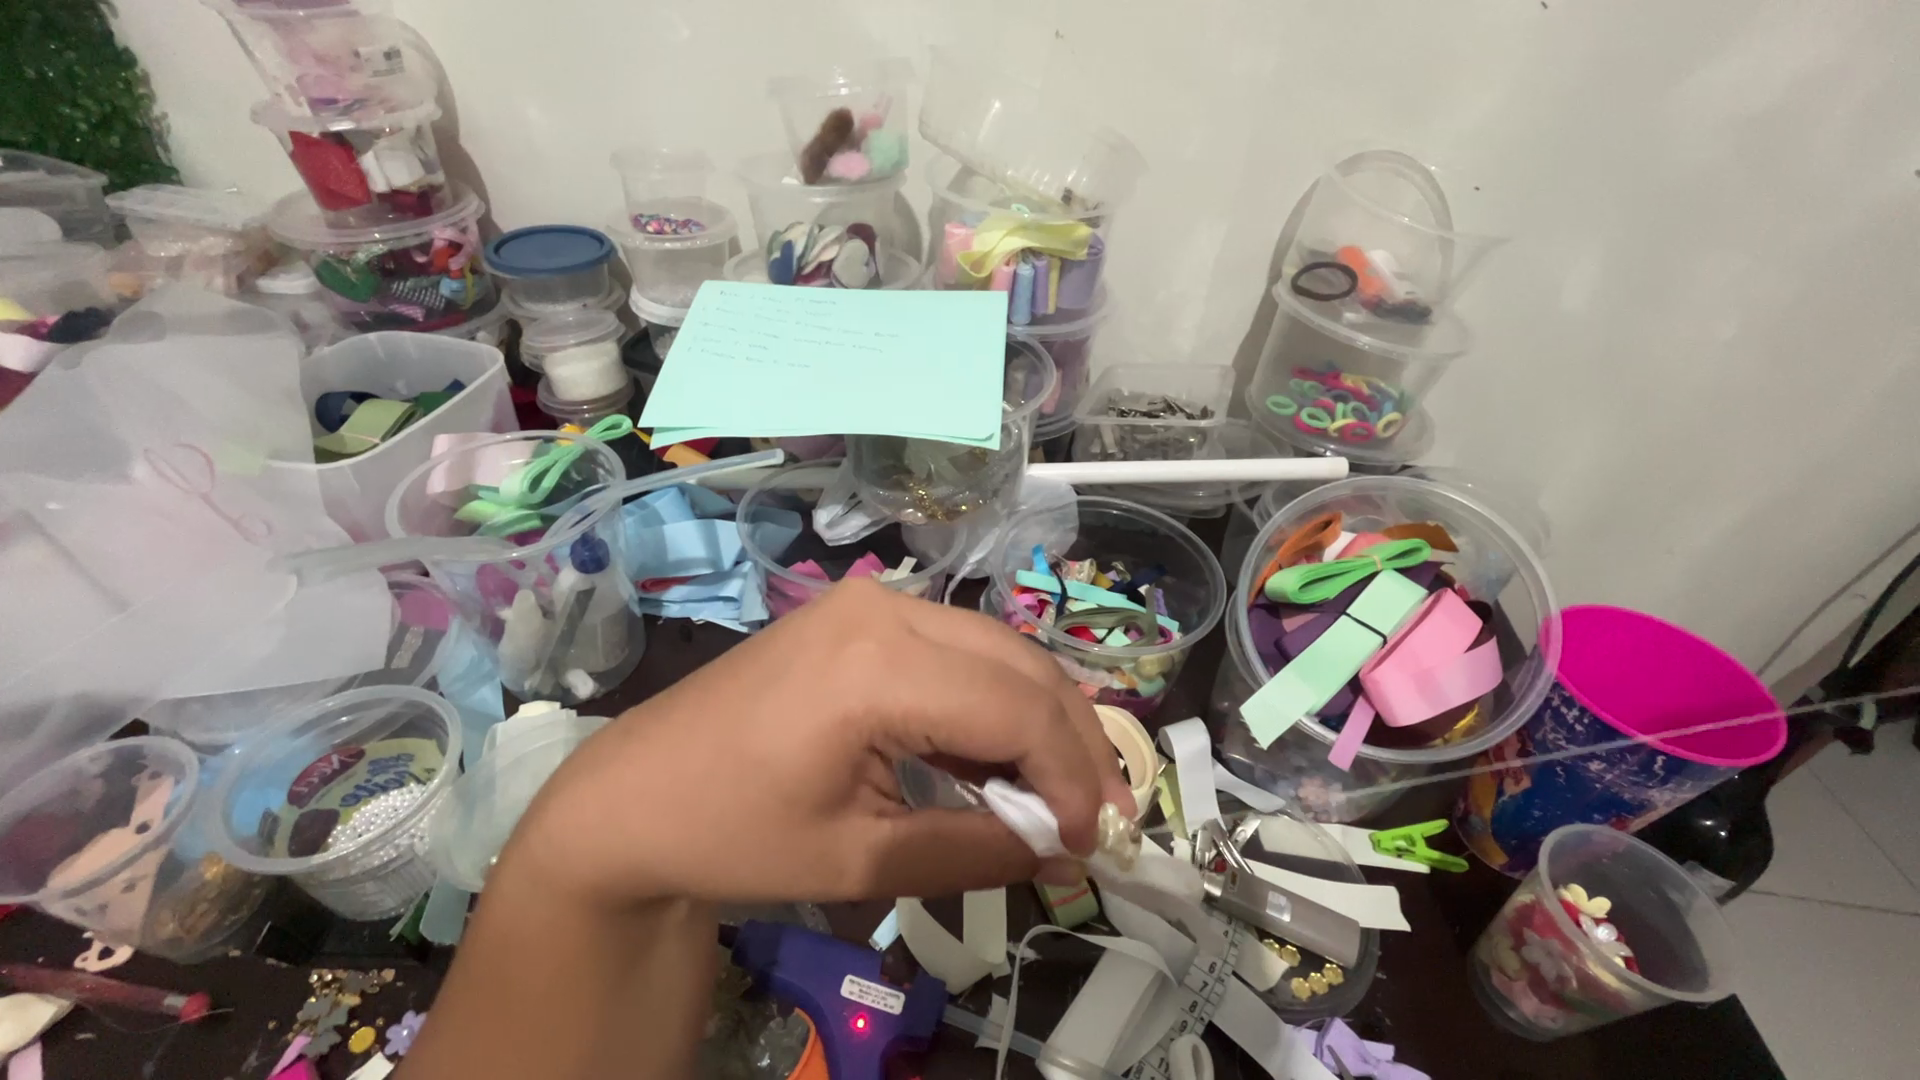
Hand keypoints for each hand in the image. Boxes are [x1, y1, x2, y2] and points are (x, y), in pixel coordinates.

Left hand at [509, 578, 1134, 905]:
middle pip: (1019, 665)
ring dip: (1039, 715)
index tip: (1091, 841)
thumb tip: (1064, 847)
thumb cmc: (737, 834)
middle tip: (1103, 813)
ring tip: (1067, 787)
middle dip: (1072, 740)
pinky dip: (993, 697)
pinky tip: (1004, 750)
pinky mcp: (860, 614)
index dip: (1070, 775)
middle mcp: (885, 608)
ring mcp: (870, 601)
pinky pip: (957, 647)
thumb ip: (976, 848)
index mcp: (877, 665)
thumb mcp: (863, 858)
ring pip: (997, 648)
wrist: (635, 797)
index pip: (1017, 708)